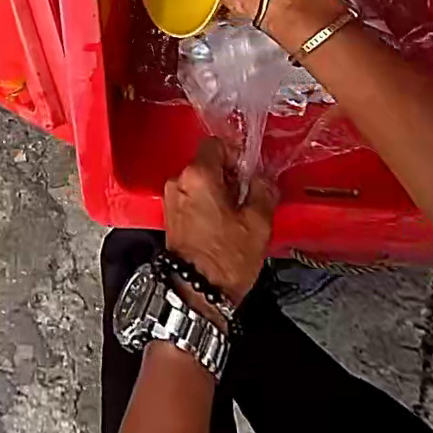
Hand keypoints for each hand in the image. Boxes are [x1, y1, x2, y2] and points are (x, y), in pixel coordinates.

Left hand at [164, 138, 276, 304]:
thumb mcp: (257, 223)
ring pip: (197, 181)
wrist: (196, 287)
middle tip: (248, 196)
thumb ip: (262, 192)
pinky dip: (205, 202)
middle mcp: (178, 180)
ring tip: (236, 214)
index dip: (234, 153)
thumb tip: (262, 179)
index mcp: (198, 175)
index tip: (248, 170)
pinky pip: (190, 196)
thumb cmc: (226, 257)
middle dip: (228, 175)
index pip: (213, 144)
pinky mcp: (170, 213)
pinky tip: (221, 223)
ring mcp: (171, 197)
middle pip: (205, 163)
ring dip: (217, 190)